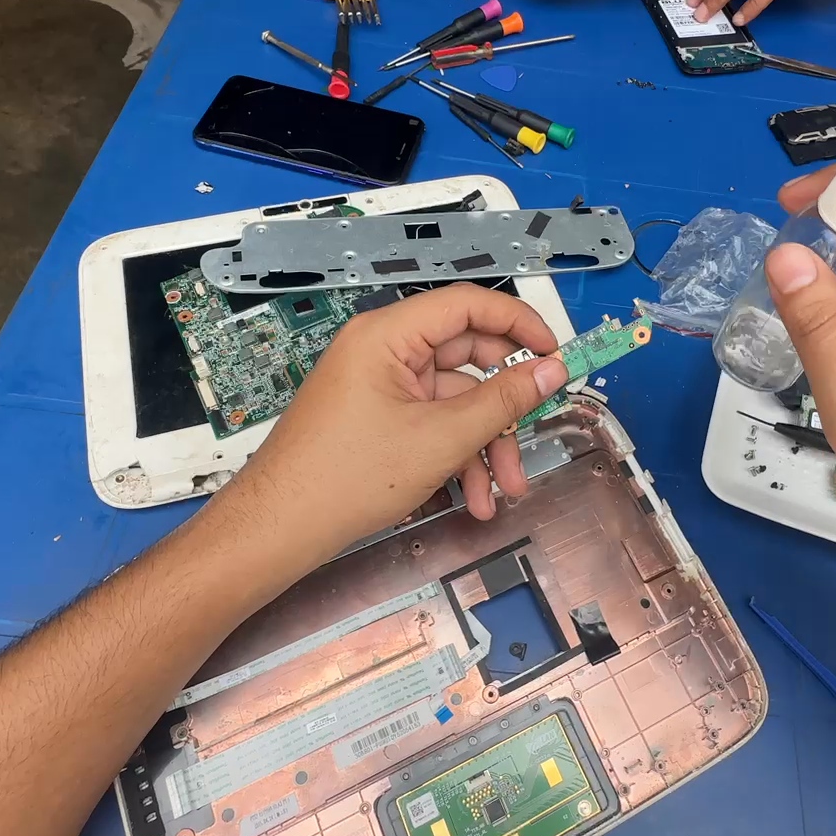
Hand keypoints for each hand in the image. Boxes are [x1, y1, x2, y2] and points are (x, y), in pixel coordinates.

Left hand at [223, 284, 567, 555]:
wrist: (281, 530)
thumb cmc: (345, 478)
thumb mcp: (442, 438)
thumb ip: (504, 400)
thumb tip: (551, 370)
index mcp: (389, 335)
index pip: (469, 305)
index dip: (519, 324)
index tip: (555, 354)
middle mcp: (385, 351)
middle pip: (468, 358)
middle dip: (505, 405)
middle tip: (536, 428)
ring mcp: (383, 385)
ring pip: (456, 400)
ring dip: (485, 443)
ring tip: (503, 489)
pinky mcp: (382, 416)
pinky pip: (434, 423)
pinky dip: (458, 455)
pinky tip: (474, 497)